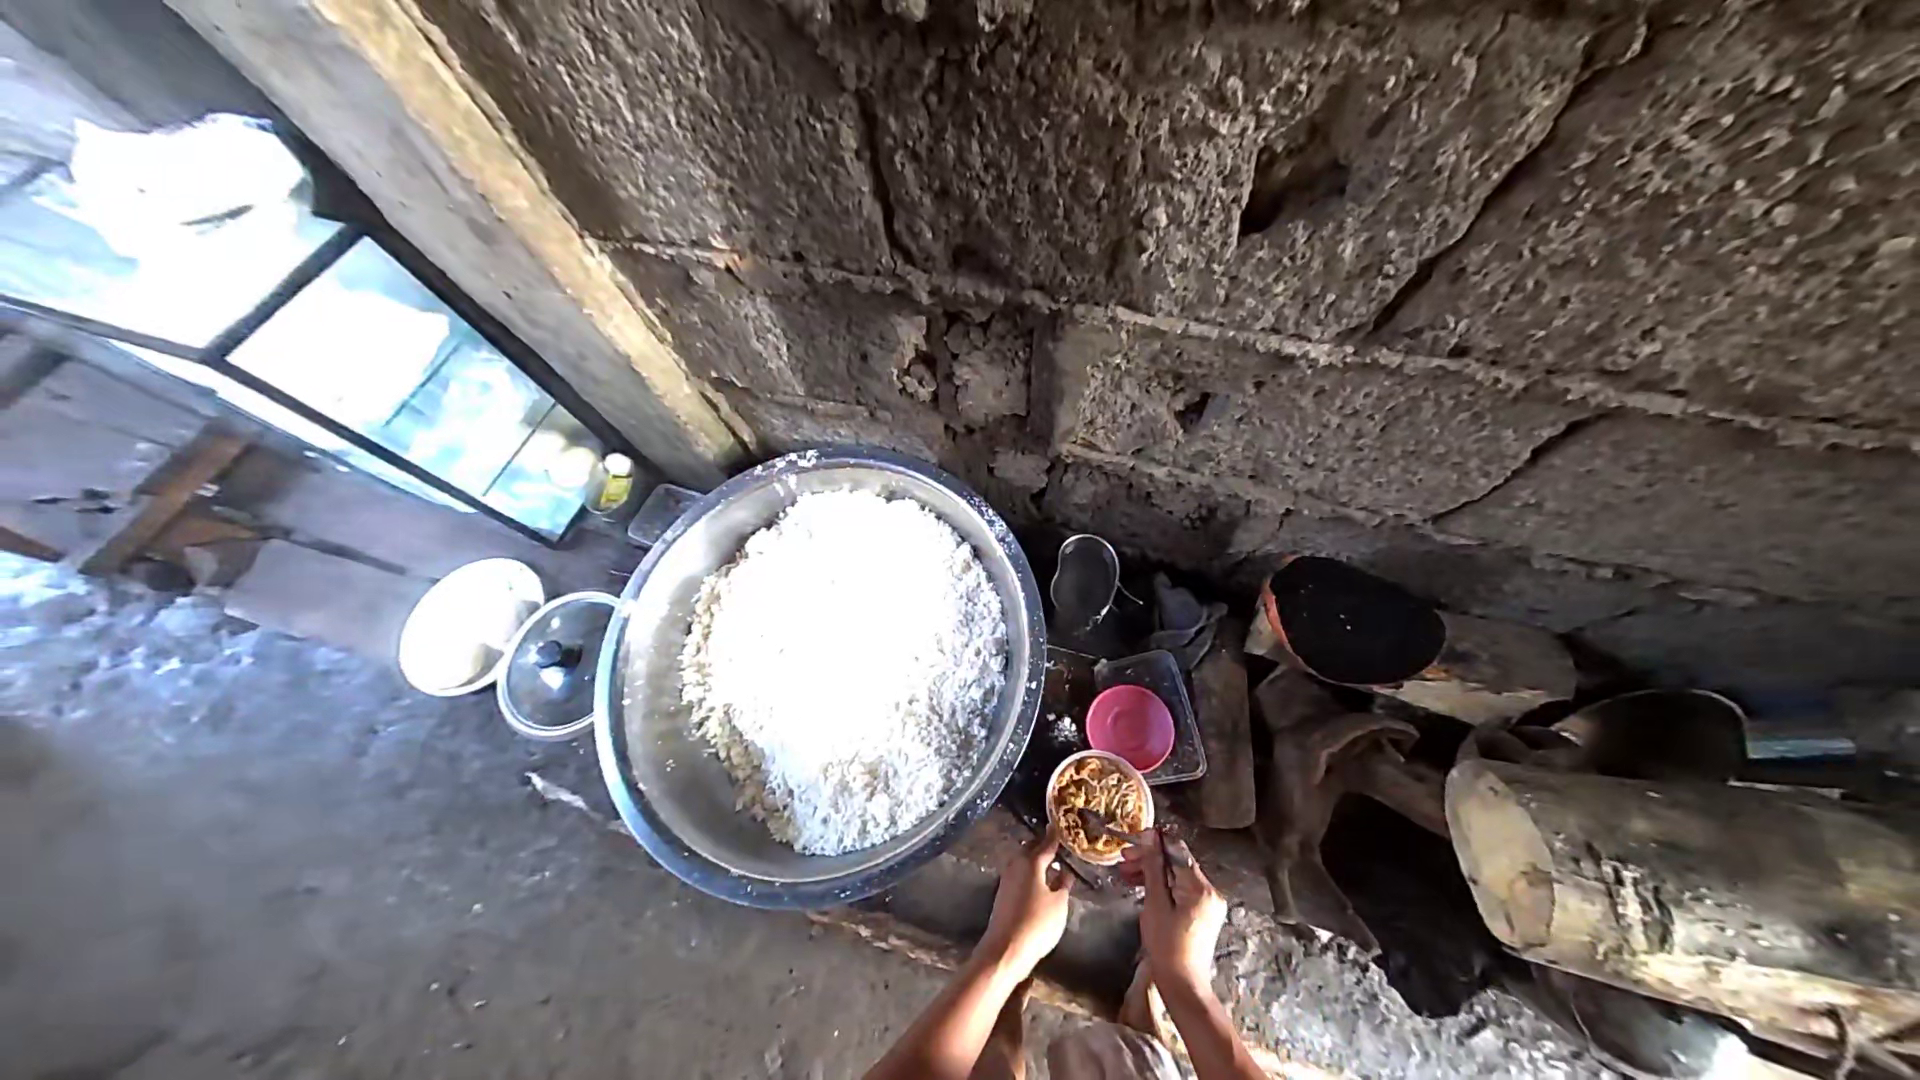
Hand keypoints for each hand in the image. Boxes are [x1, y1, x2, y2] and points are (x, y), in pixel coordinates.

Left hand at [978, 830, 1071, 976]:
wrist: (1005, 949)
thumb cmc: (1037, 923)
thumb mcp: (1058, 904)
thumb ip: (1063, 884)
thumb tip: (1065, 871)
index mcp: (1031, 862)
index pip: (1046, 843)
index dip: (1054, 836)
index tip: (1060, 825)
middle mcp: (1016, 865)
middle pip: (1030, 848)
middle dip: (1042, 844)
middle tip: (1055, 842)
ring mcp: (1007, 879)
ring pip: (1023, 861)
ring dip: (1035, 858)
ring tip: (1050, 860)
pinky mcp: (1003, 893)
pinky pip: (1019, 873)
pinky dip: (1030, 871)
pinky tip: (1038, 879)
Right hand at [1129, 830, 1226, 997]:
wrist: (1182, 985)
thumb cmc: (1166, 945)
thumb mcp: (1155, 902)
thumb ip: (1154, 867)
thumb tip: (1151, 836)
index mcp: (1201, 887)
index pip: (1177, 849)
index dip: (1154, 841)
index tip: (1131, 842)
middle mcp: (1209, 891)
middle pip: (1176, 862)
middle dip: (1149, 858)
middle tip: (1123, 859)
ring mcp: (1207, 903)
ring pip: (1176, 875)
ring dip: (1152, 871)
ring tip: (1126, 872)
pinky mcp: (1201, 912)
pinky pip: (1179, 889)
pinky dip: (1161, 885)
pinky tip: (1140, 886)